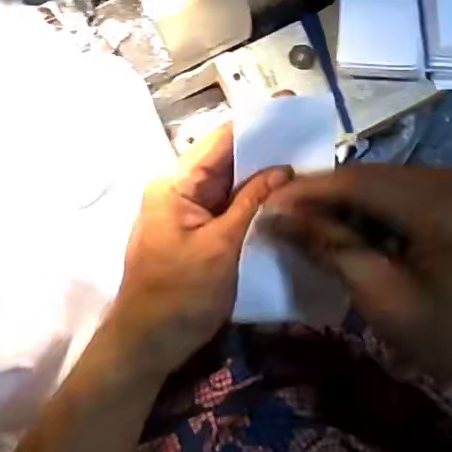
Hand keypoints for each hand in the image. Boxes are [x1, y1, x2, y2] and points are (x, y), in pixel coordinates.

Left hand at [107, 124, 288, 377]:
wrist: (146, 344)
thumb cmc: (180, 296)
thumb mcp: (222, 248)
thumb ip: (251, 203)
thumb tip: (283, 168)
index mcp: (175, 184)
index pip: (220, 141)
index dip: (256, 123)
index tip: (288, 107)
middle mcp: (176, 188)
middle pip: (224, 158)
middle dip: (264, 148)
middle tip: (305, 137)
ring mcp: (183, 210)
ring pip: (227, 182)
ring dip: (260, 174)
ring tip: (302, 160)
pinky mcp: (192, 230)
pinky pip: (224, 204)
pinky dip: (250, 198)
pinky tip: (280, 194)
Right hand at [263, 164, 451, 392]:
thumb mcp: (382, 297)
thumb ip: (330, 247)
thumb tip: (278, 216)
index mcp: (437, 202)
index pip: (354, 182)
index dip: (305, 192)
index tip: (265, 205)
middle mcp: (447, 178)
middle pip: (365, 175)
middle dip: (320, 195)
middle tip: (280, 216)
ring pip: (378, 180)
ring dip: (341, 201)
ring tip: (305, 224)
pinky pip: (396, 190)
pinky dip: (367, 207)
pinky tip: (346, 228)